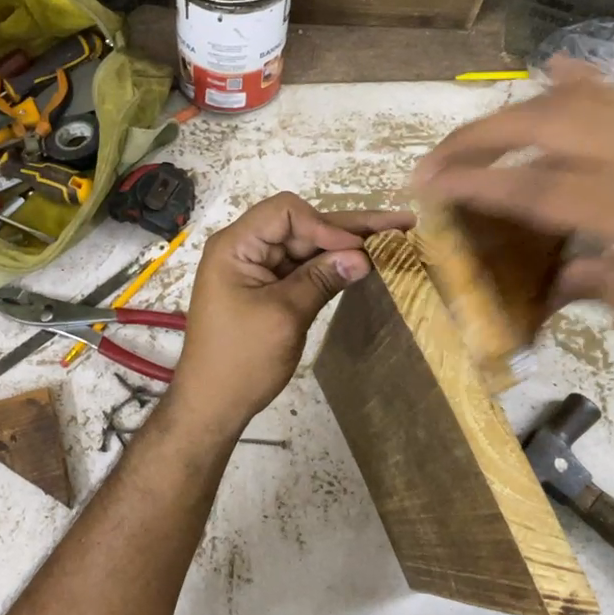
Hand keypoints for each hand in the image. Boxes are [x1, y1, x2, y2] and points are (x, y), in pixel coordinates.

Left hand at [166, 193, 412, 436]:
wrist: (213, 402)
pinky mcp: (267, 288)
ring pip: (306, 245)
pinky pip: (302, 267)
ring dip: (345, 244)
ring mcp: (256, 268)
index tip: (358, 248)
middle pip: (300, 225)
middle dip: (348, 226)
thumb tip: (363, 255)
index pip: (285, 212)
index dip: (324, 224)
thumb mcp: (284, 316)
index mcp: (235, 246)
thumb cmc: (241, 359)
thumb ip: (321, 280)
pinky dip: (331, 265)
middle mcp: (244, 248)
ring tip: (394, 237)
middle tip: (401, 223)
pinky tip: (365, 262)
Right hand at [411, 61, 613, 367]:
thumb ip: (611, 287)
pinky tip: (555, 69)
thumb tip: (557, 274)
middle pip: (547, 127)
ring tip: (476, 134)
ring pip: (579, 102)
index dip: (476, 185)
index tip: (427, 185)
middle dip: (479, 137)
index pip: (539, 190)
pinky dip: (579, 81)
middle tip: (437, 160)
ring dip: (516, 111)